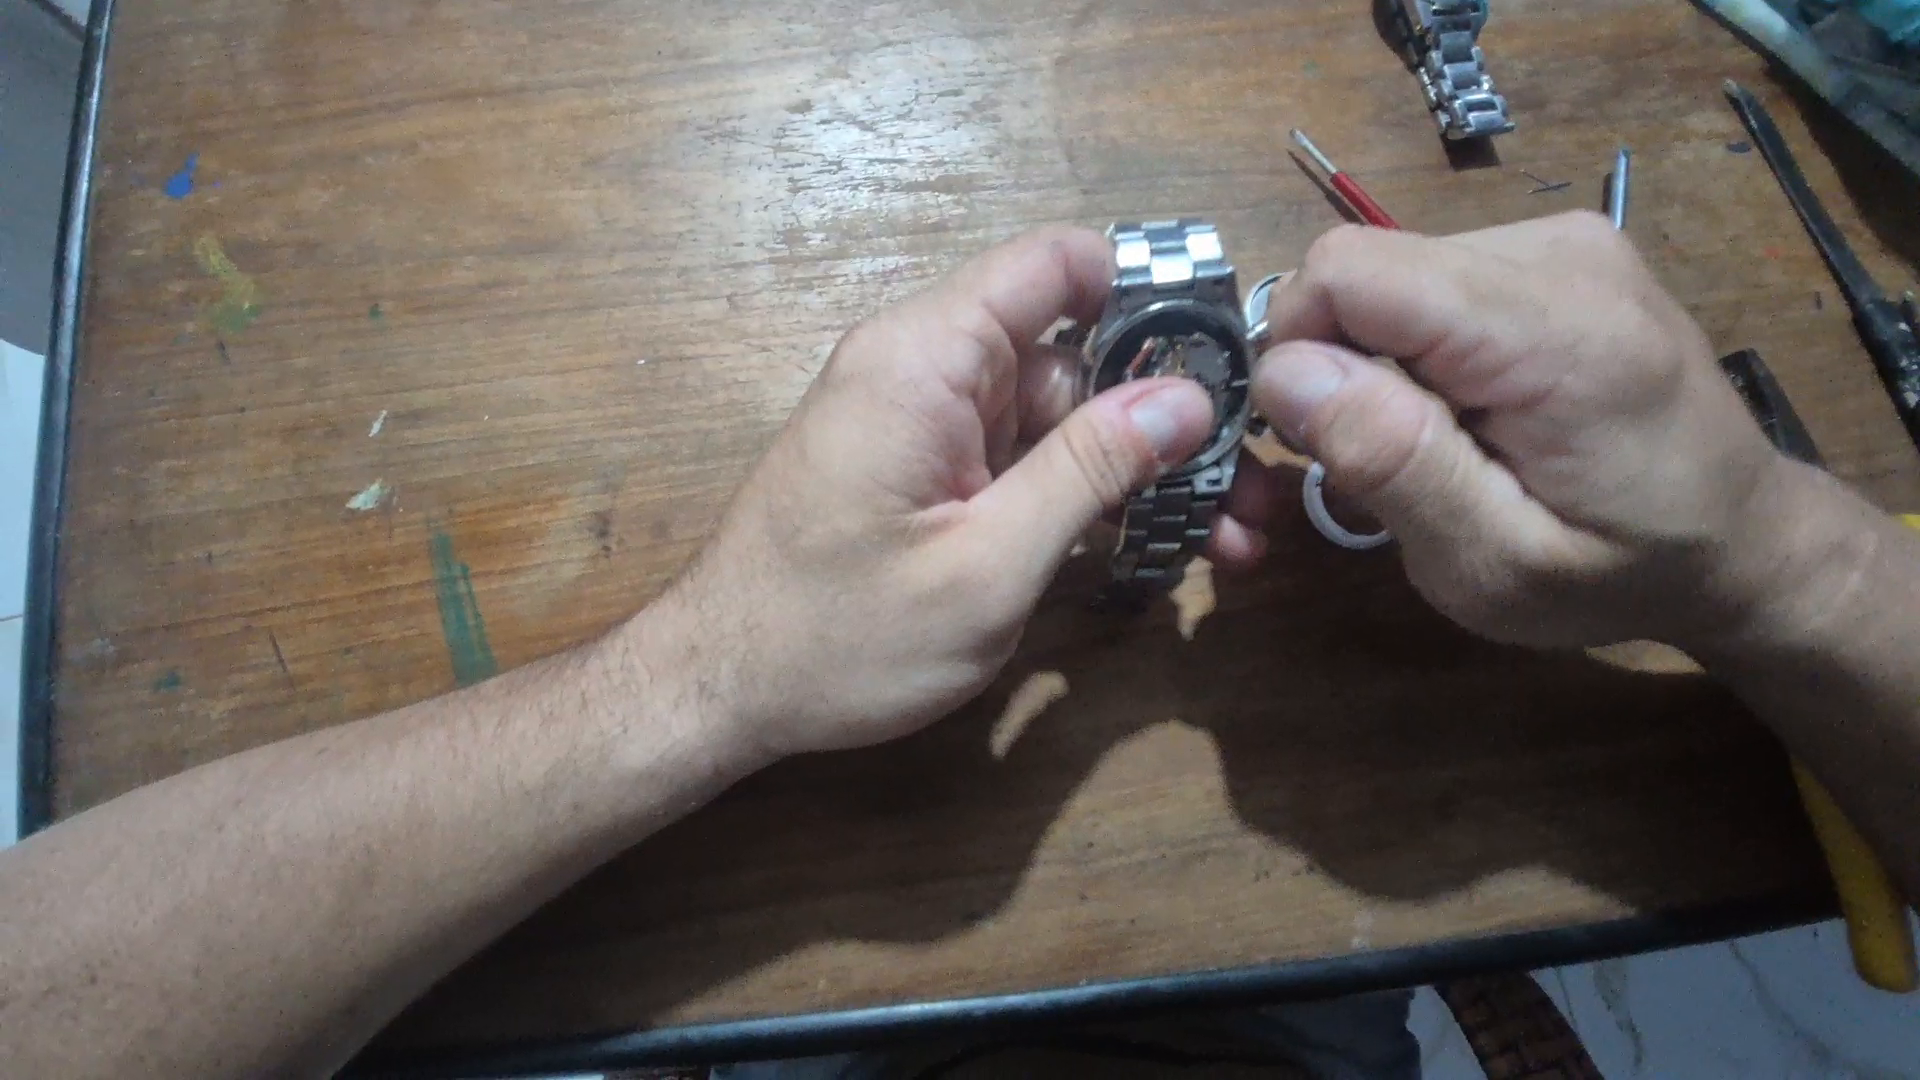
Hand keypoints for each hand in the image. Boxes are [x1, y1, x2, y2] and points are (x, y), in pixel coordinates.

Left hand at [663, 227, 1214, 758]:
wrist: (725, 688)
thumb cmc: (841, 639)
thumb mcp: (986, 565)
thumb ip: (1086, 470)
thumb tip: (1186, 396)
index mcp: (924, 359)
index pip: (1053, 265)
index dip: (1147, 292)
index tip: (1223, 359)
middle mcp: (922, 368)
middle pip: (1066, 353)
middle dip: (1154, 413)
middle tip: (1240, 492)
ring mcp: (923, 422)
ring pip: (1050, 415)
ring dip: (1124, 468)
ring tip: (1214, 535)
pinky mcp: (924, 469)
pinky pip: (1015, 457)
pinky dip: (1072, 492)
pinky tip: (1134, 542)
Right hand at [1212, 212, 1789, 648]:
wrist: (1734, 540)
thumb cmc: (1614, 574)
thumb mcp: (1490, 563)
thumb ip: (1392, 462)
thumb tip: (1285, 373)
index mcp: (1554, 333)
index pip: (1350, 272)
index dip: (1297, 348)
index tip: (1310, 436)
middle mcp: (1553, 256)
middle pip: (1354, 274)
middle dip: (1326, 366)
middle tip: (1366, 456)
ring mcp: (1550, 245)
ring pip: (1372, 281)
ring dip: (1360, 366)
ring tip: (1416, 441)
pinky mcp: (1538, 256)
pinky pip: (1407, 288)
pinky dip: (1395, 353)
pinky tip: (1444, 409)